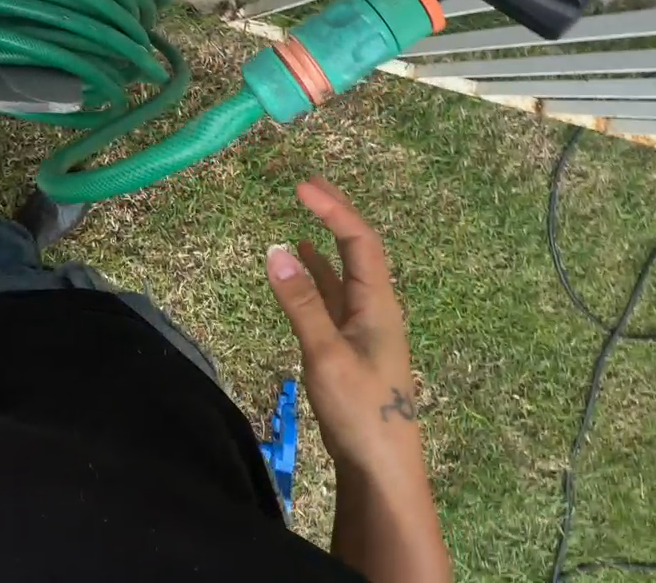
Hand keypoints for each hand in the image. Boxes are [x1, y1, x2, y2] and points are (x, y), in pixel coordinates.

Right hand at [265, 177, 422, 479]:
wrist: (382, 469)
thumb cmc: (360, 411)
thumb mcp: (326, 354)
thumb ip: (301, 303)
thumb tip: (274, 250)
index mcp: (379, 305)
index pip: (360, 241)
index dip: (333, 209)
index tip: (301, 186)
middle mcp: (376, 308)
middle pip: (359, 249)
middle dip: (336, 214)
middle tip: (308, 185)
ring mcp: (364, 327)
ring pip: (347, 271)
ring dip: (328, 238)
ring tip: (306, 212)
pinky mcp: (350, 344)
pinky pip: (335, 294)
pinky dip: (318, 272)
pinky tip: (303, 264)